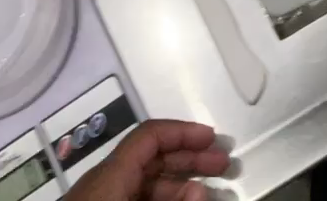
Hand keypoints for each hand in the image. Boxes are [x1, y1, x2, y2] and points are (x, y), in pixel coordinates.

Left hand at [63, 120, 230, 200]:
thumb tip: (200, 191)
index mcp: (108, 178)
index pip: (148, 137)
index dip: (182, 132)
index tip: (211, 139)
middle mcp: (103, 185)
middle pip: (150, 158)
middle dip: (188, 158)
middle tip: (223, 165)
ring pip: (144, 183)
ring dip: (178, 185)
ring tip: (210, 195)